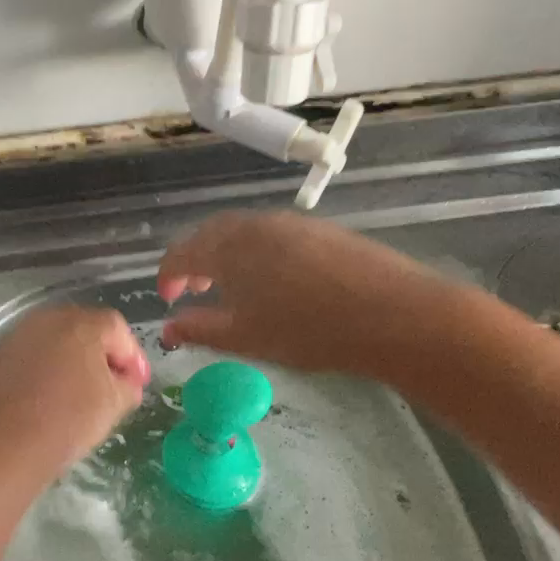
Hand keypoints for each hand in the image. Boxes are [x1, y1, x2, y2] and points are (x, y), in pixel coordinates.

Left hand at [0, 305, 150, 479]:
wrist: (7, 444)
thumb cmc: (69, 419)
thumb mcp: (115, 404)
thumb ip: (129, 385)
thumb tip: (126, 382)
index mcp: (82, 323)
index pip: (117, 328)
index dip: (132, 355)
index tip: (139, 382)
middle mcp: (49, 318)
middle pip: (86, 328)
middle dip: (103, 353)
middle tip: (115, 383)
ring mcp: (20, 334)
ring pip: (58, 340)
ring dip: (74, 359)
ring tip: (84, 391)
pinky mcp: (1, 355)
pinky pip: (35, 354)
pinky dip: (49, 368)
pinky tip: (53, 394)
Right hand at [157, 210, 460, 376]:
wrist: (392, 313)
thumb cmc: (306, 331)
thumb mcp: (245, 337)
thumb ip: (199, 330)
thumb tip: (167, 329)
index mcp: (226, 248)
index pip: (180, 254)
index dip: (168, 278)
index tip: (167, 302)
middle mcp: (253, 225)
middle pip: (209, 235)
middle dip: (195, 262)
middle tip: (196, 293)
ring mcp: (290, 223)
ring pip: (243, 233)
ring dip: (227, 256)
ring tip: (235, 290)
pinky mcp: (321, 230)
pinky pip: (273, 235)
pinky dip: (258, 254)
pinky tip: (277, 283)